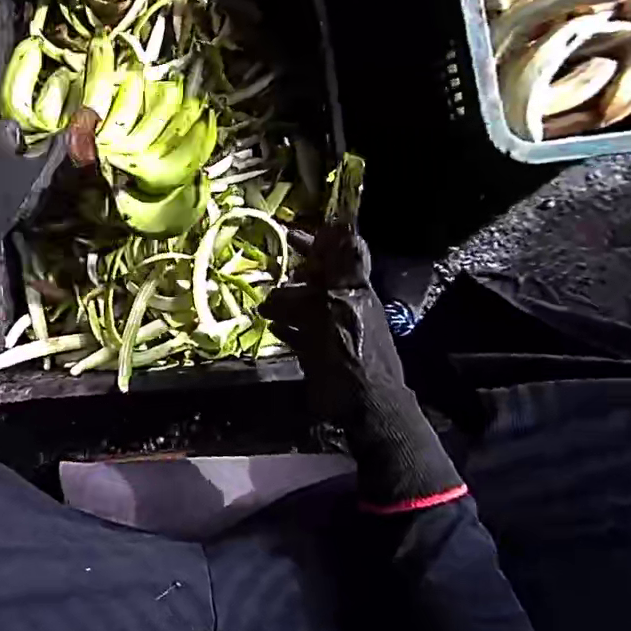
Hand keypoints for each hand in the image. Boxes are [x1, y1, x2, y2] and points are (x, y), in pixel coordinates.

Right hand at [263, 227, 463, 510]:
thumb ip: (340, 265)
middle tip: (270, 267)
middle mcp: (348, 304)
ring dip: (287, 300)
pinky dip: (288, 327)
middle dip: (295, 271)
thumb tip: (340, 224)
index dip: (319, 239)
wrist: (365, 406)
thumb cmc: (350, 352)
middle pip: (320, 279)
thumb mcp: (340, 302)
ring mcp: (338, 330)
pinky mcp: (327, 353)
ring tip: (265, 301)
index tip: (290, 232)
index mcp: (354, 289)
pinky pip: (304, 332)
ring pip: (309, 305)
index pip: (341, 253)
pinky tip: (273, 327)